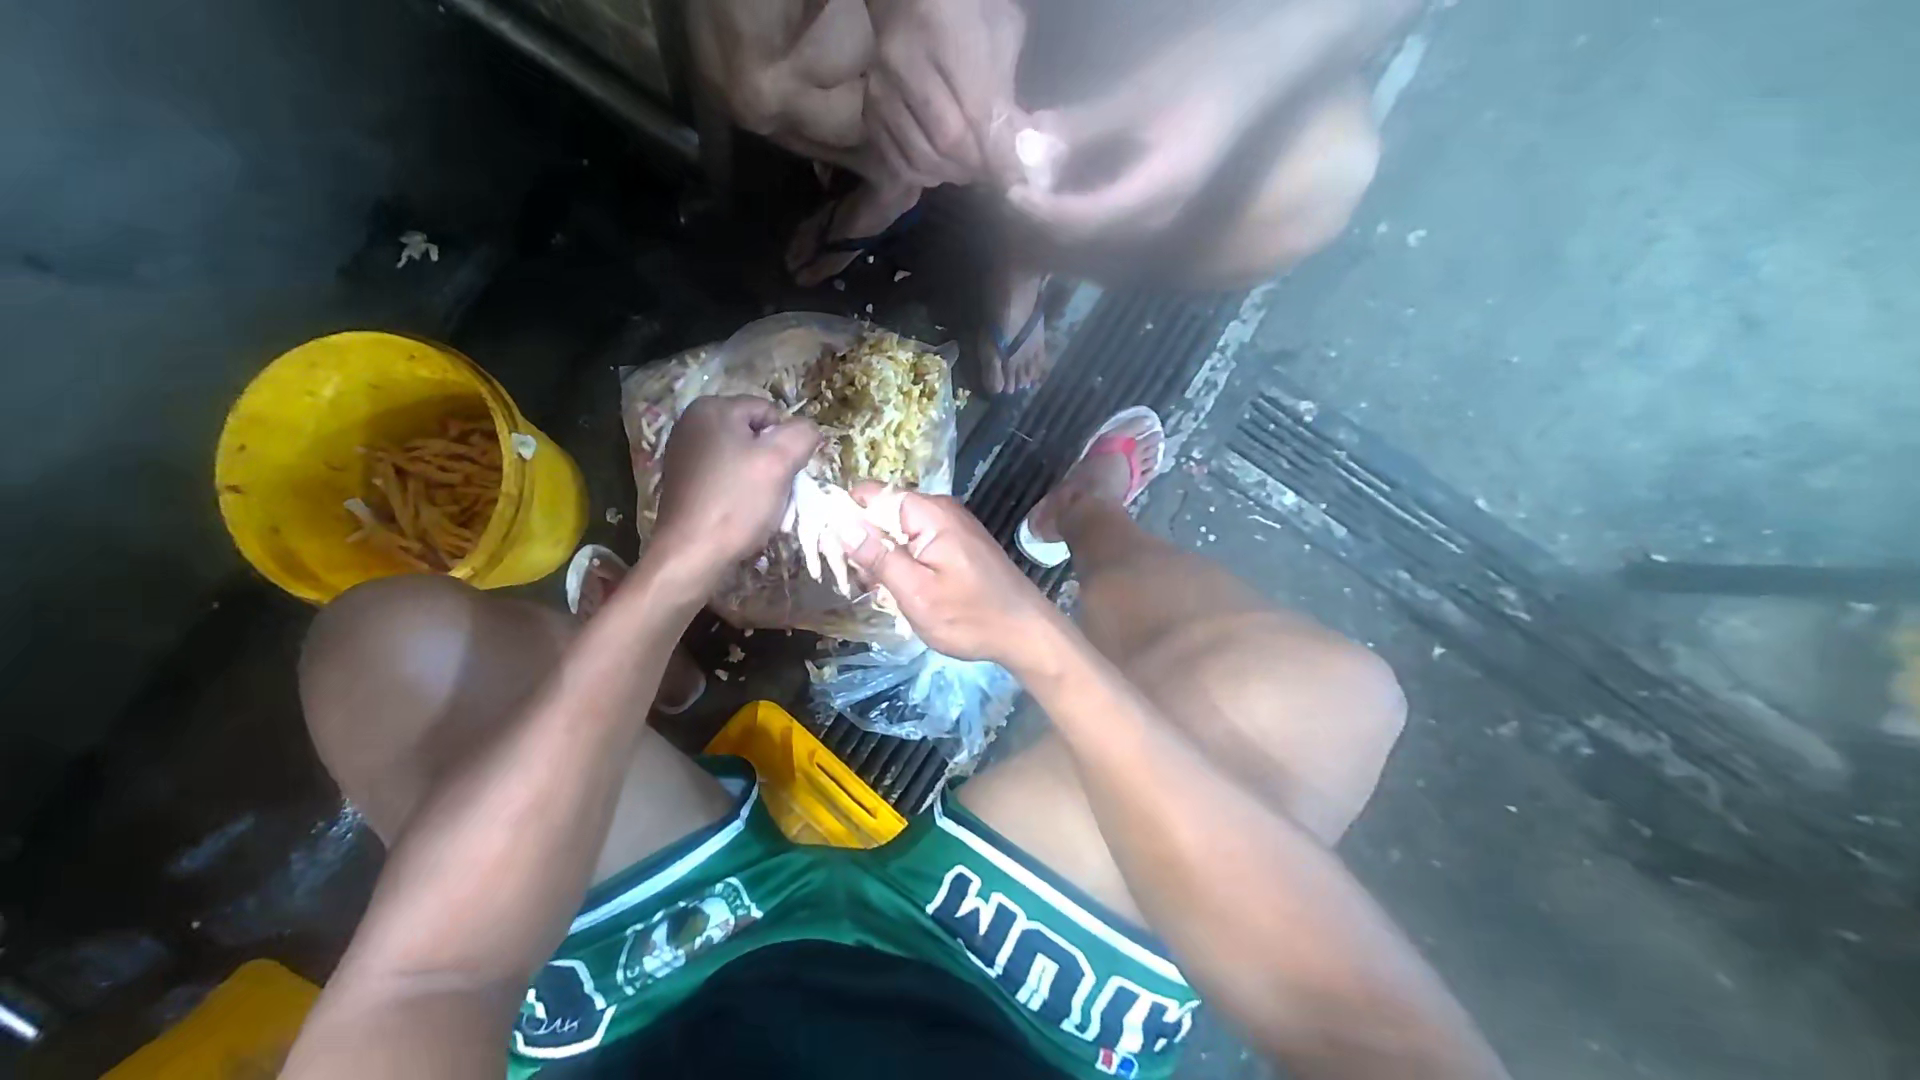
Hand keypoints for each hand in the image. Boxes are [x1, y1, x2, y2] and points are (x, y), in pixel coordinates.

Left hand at [652, 396, 818, 585]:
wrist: (692, 553)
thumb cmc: (737, 502)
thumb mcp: (781, 460)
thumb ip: (803, 434)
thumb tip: (809, 430)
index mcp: (712, 408)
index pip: (771, 413)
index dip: (785, 442)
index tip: (782, 472)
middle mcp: (691, 422)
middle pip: (754, 434)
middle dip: (770, 460)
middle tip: (772, 489)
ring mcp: (683, 452)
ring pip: (741, 456)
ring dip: (756, 477)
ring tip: (756, 504)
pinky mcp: (682, 480)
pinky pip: (724, 475)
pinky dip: (736, 489)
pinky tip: (738, 511)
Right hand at [842, 486, 1054, 662]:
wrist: (1025, 632)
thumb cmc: (970, 617)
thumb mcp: (916, 592)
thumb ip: (878, 556)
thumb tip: (841, 523)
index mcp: (929, 513)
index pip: (871, 494)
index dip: (847, 516)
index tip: (833, 549)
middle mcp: (941, 509)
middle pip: (884, 512)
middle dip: (867, 544)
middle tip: (867, 583)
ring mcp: (951, 526)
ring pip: (899, 531)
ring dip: (885, 559)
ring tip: (886, 593)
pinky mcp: (957, 543)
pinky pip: (918, 543)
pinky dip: (905, 563)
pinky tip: (907, 591)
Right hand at [864, 0, 1027, 186]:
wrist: (914, 2)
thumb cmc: (967, 12)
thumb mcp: (1001, 35)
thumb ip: (1008, 93)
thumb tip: (1019, 149)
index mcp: (943, 33)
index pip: (977, 114)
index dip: (1000, 154)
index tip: (1016, 175)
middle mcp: (903, 64)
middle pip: (948, 142)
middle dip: (977, 166)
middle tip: (993, 170)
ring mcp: (881, 91)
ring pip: (923, 159)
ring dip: (953, 173)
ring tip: (970, 167)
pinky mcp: (870, 113)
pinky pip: (901, 164)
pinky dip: (928, 174)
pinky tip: (943, 165)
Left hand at [1005, 82, 1252, 242]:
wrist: (1260, 77)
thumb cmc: (1209, 71)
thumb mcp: (1142, 94)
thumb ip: (1084, 128)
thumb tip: (1025, 147)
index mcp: (1159, 193)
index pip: (1085, 222)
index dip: (1041, 212)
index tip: (1009, 189)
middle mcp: (1155, 223)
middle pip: (1078, 242)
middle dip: (1036, 223)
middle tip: (1003, 193)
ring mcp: (1153, 226)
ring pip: (1084, 242)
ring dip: (1046, 223)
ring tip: (1016, 193)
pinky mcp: (1146, 220)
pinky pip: (1095, 231)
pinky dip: (1064, 216)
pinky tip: (1044, 193)